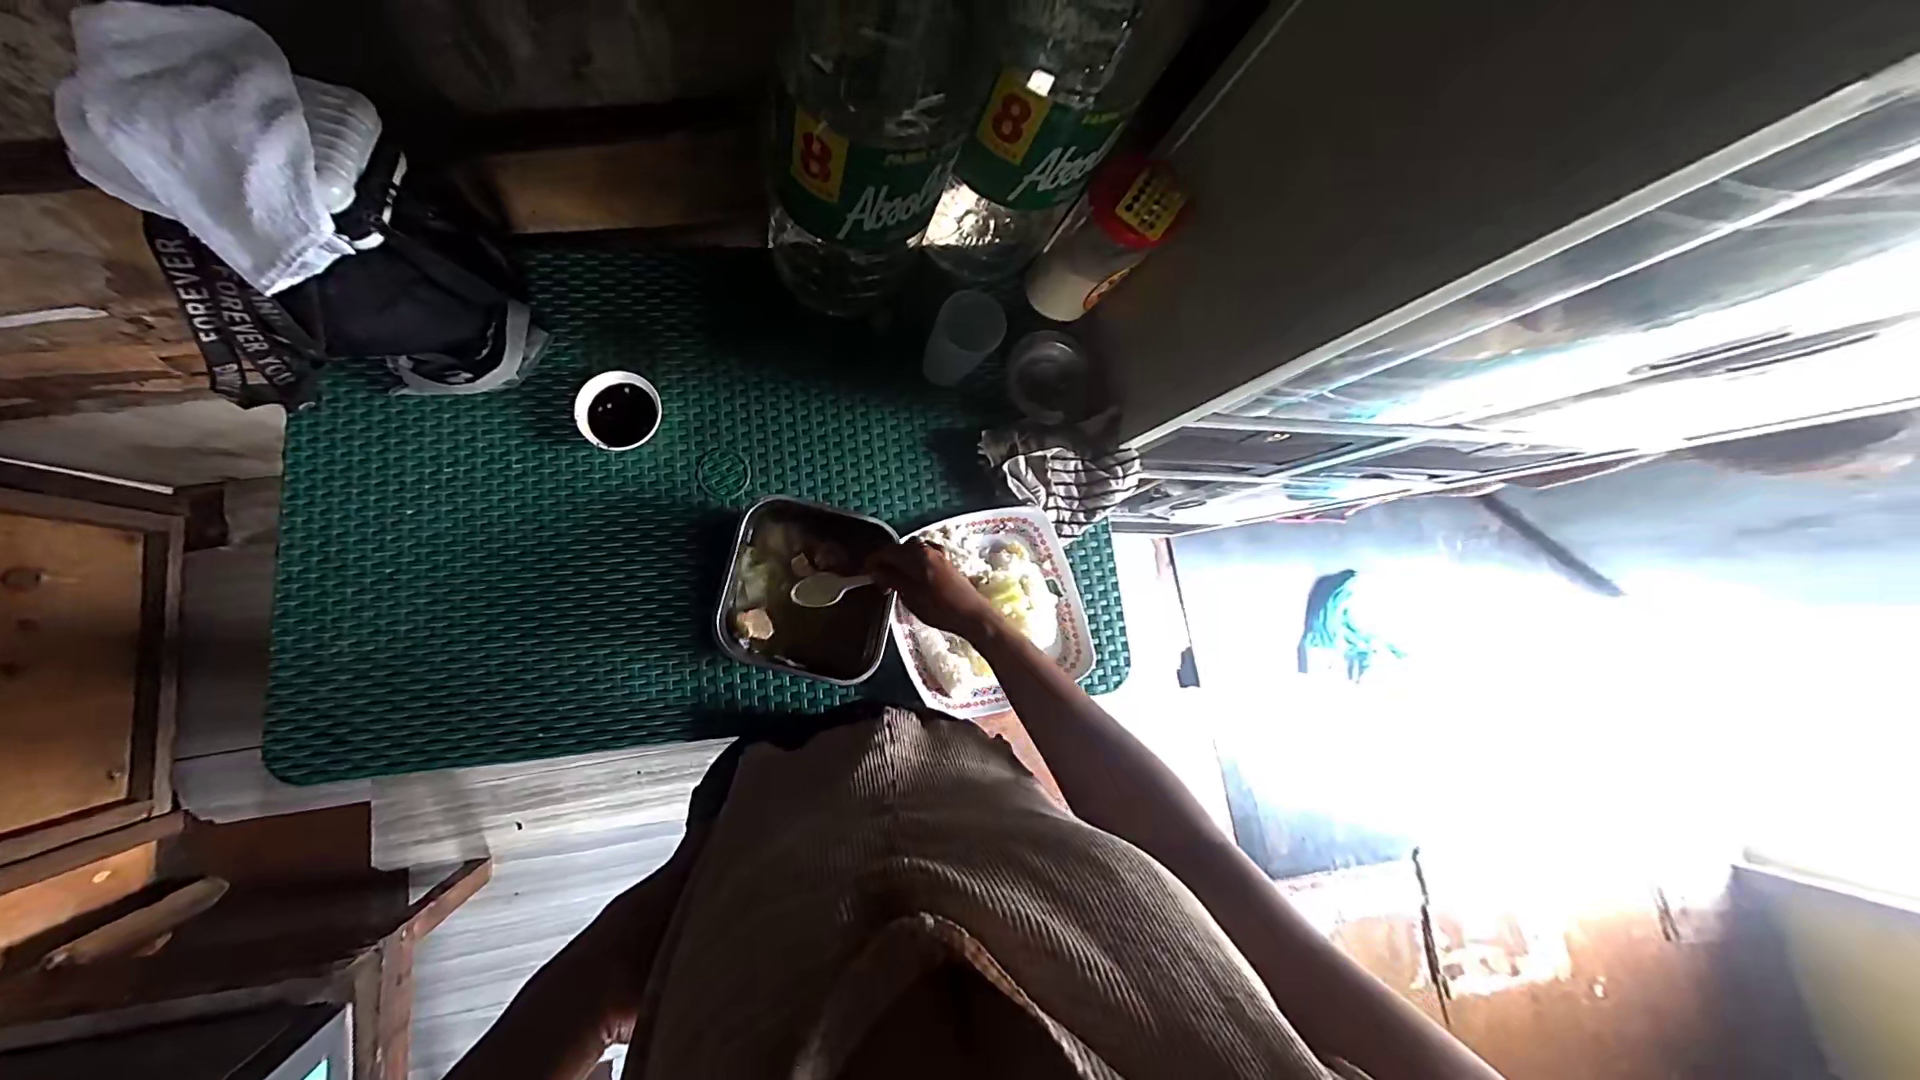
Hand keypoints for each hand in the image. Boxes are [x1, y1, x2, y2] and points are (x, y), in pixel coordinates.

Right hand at [867, 540, 997, 639]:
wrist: (973, 615)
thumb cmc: (940, 608)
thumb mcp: (911, 597)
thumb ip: (892, 580)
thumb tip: (876, 571)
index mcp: (916, 555)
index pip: (886, 551)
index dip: (873, 561)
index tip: (865, 573)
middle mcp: (927, 548)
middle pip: (899, 548)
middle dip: (886, 561)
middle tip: (880, 581)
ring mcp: (939, 554)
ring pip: (911, 551)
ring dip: (900, 561)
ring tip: (896, 581)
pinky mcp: (946, 562)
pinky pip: (924, 555)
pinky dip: (914, 562)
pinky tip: (914, 576)